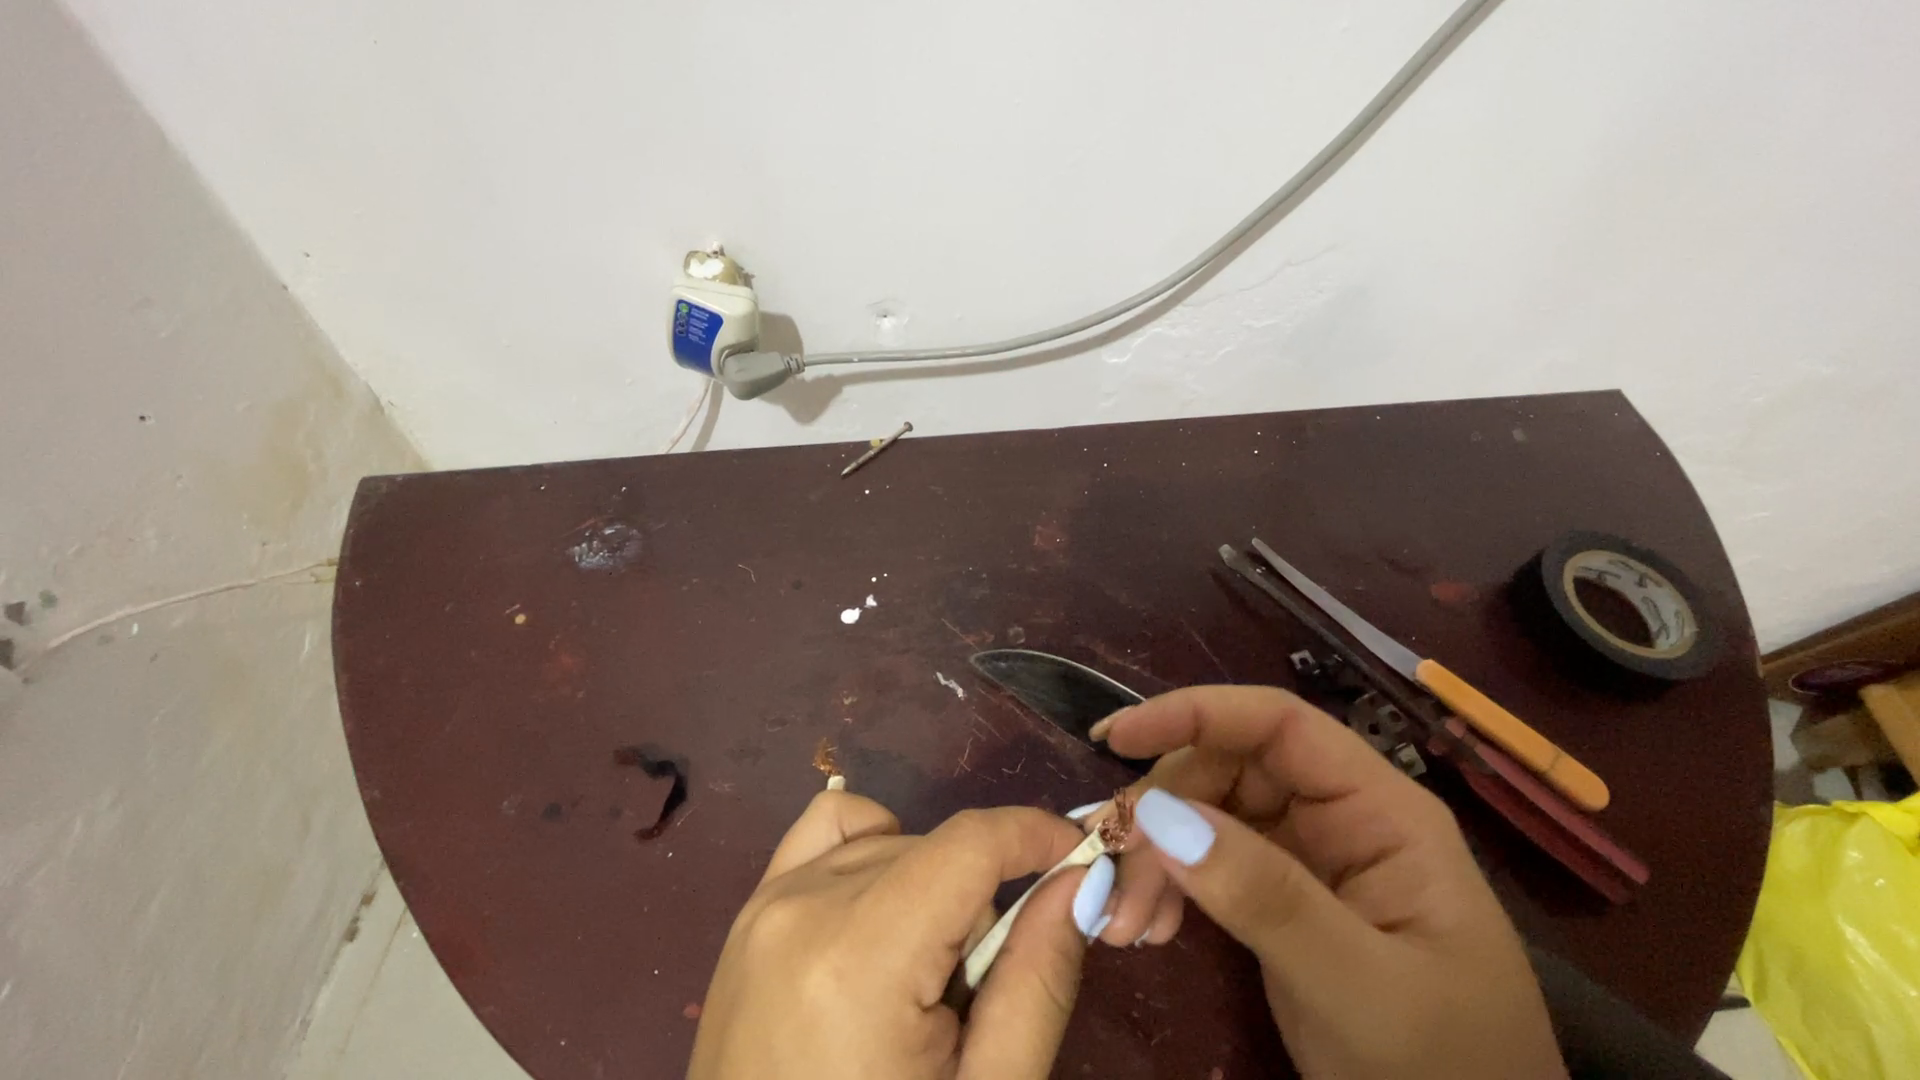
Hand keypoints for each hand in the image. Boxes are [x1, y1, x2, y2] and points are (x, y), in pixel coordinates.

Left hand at [689, 792, 1100, 1079]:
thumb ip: (1038, 982)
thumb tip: (1081, 881)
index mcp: (858, 956)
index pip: (969, 842)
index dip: (1038, 836)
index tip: (1082, 864)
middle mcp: (803, 905)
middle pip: (935, 848)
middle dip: (982, 900)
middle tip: (974, 995)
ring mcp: (767, 903)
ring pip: (893, 843)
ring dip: (932, 889)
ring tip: (923, 981)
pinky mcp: (750, 912)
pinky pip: (830, 831)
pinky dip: (876, 849)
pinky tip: (885, 914)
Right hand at [1089, 686, 1566, 1079]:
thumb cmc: (1444, 1067)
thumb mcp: (1359, 987)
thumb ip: (1265, 897)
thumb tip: (1160, 814)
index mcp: (1381, 810)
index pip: (1280, 725)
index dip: (1195, 713)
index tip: (1115, 739)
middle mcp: (1340, 815)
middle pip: (1228, 767)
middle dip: (1162, 809)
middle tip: (1112, 873)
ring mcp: (1309, 855)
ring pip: (1207, 811)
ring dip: (1154, 853)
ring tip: (1124, 921)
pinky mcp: (1279, 895)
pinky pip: (1206, 860)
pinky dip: (1167, 883)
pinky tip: (1149, 926)